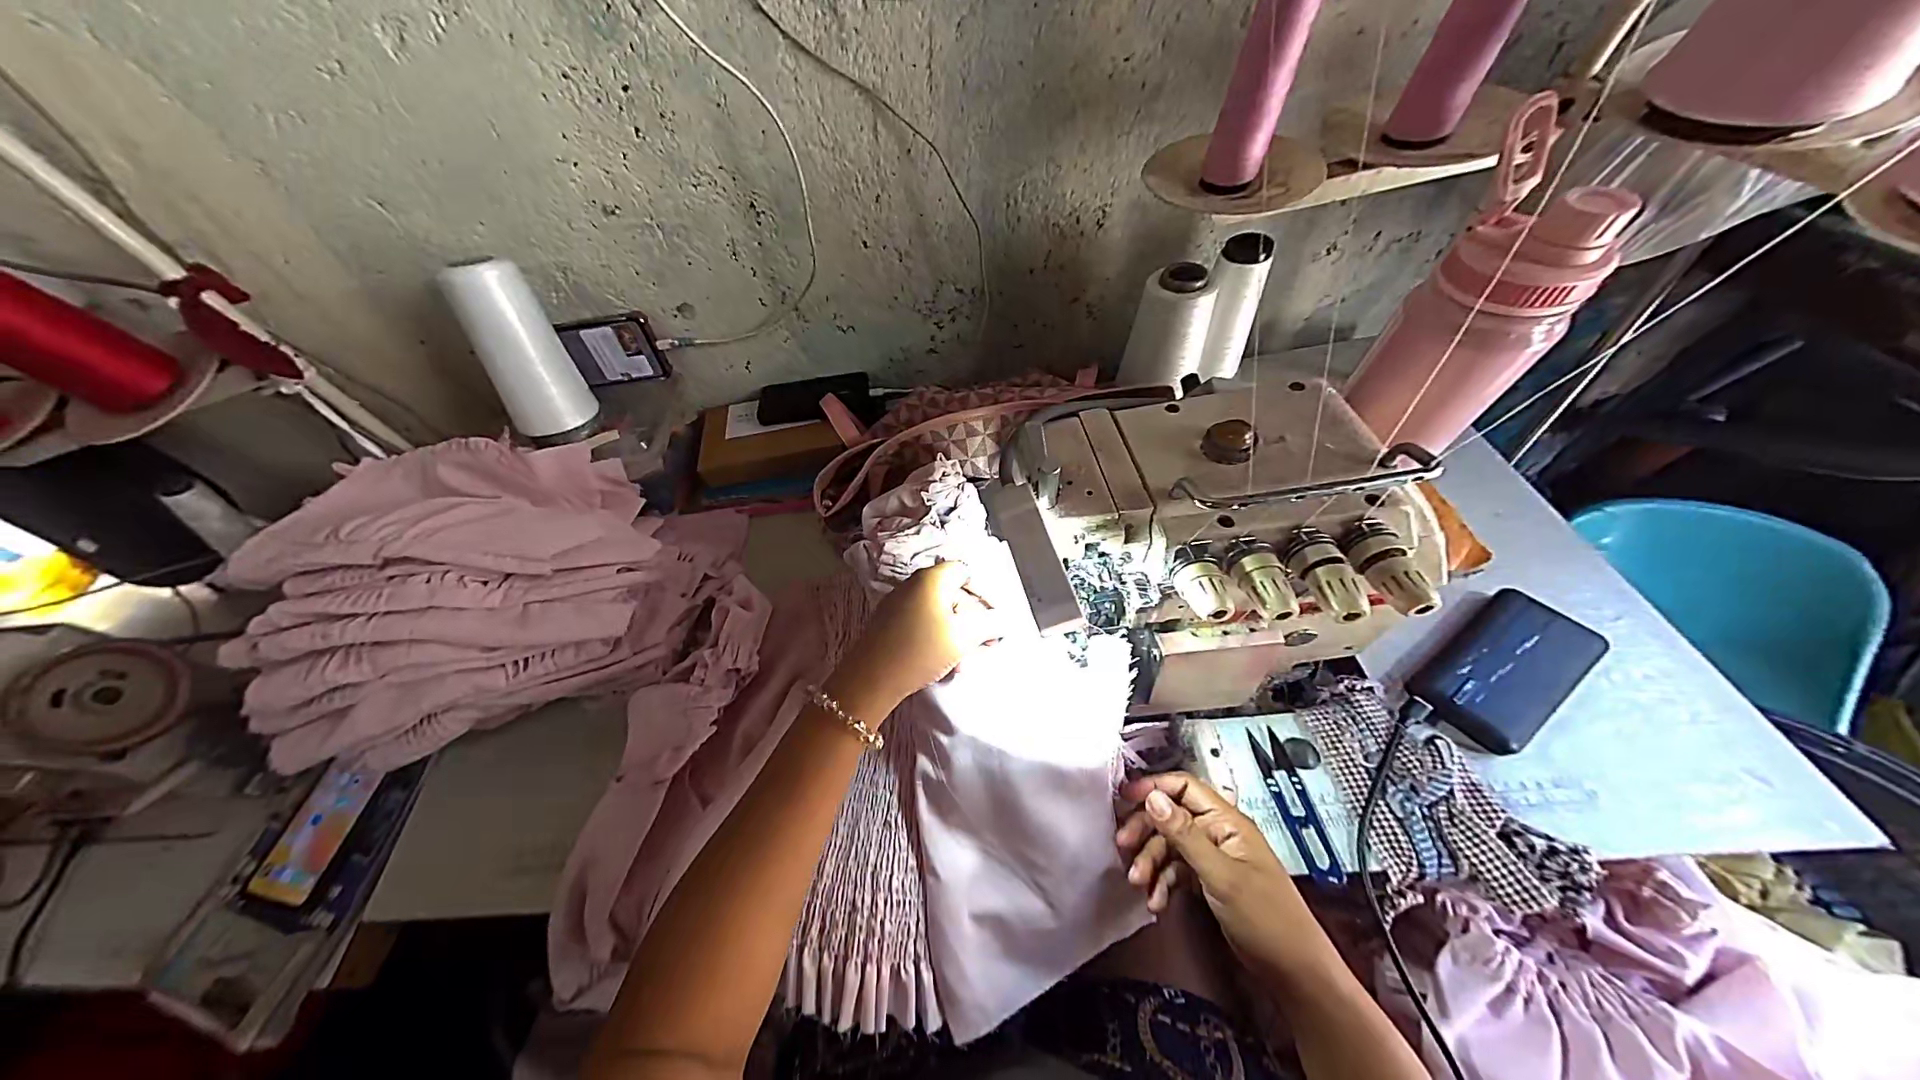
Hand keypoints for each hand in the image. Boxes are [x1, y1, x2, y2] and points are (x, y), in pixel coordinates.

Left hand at [827, 562, 1000, 720]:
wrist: (871, 678)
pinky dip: (936, 638)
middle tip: (985, 644)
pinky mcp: (888, 623)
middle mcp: (913, 584)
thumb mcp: (964, 638)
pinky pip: (921, 623)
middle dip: (972, 620)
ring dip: (955, 634)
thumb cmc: (921, 650)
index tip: (992, 618)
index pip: (965, 571)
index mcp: (931, 578)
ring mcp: (898, 603)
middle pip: (952, 594)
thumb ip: (990, 624)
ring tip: (963, 662)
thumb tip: (1002, 620)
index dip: (983, 593)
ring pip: (938, 612)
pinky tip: (943, 664)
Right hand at [1115, 772, 1340, 985]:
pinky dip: (1162, 882)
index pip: (1185, 787)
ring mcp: (1213, 858)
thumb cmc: (1268, 919)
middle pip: (1171, 817)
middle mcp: (1218, 833)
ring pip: (1170, 846)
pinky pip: (1176, 870)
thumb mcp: (1221, 874)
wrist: (1294, 970)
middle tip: (1124, 847)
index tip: (1125, 797)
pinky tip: (1156, 900)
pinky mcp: (1209, 881)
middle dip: (1146, 831)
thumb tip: (1154, 798)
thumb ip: (1185, 835)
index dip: (1154, 788)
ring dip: (1150, 862)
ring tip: (1139, 883)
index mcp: (1227, 822)